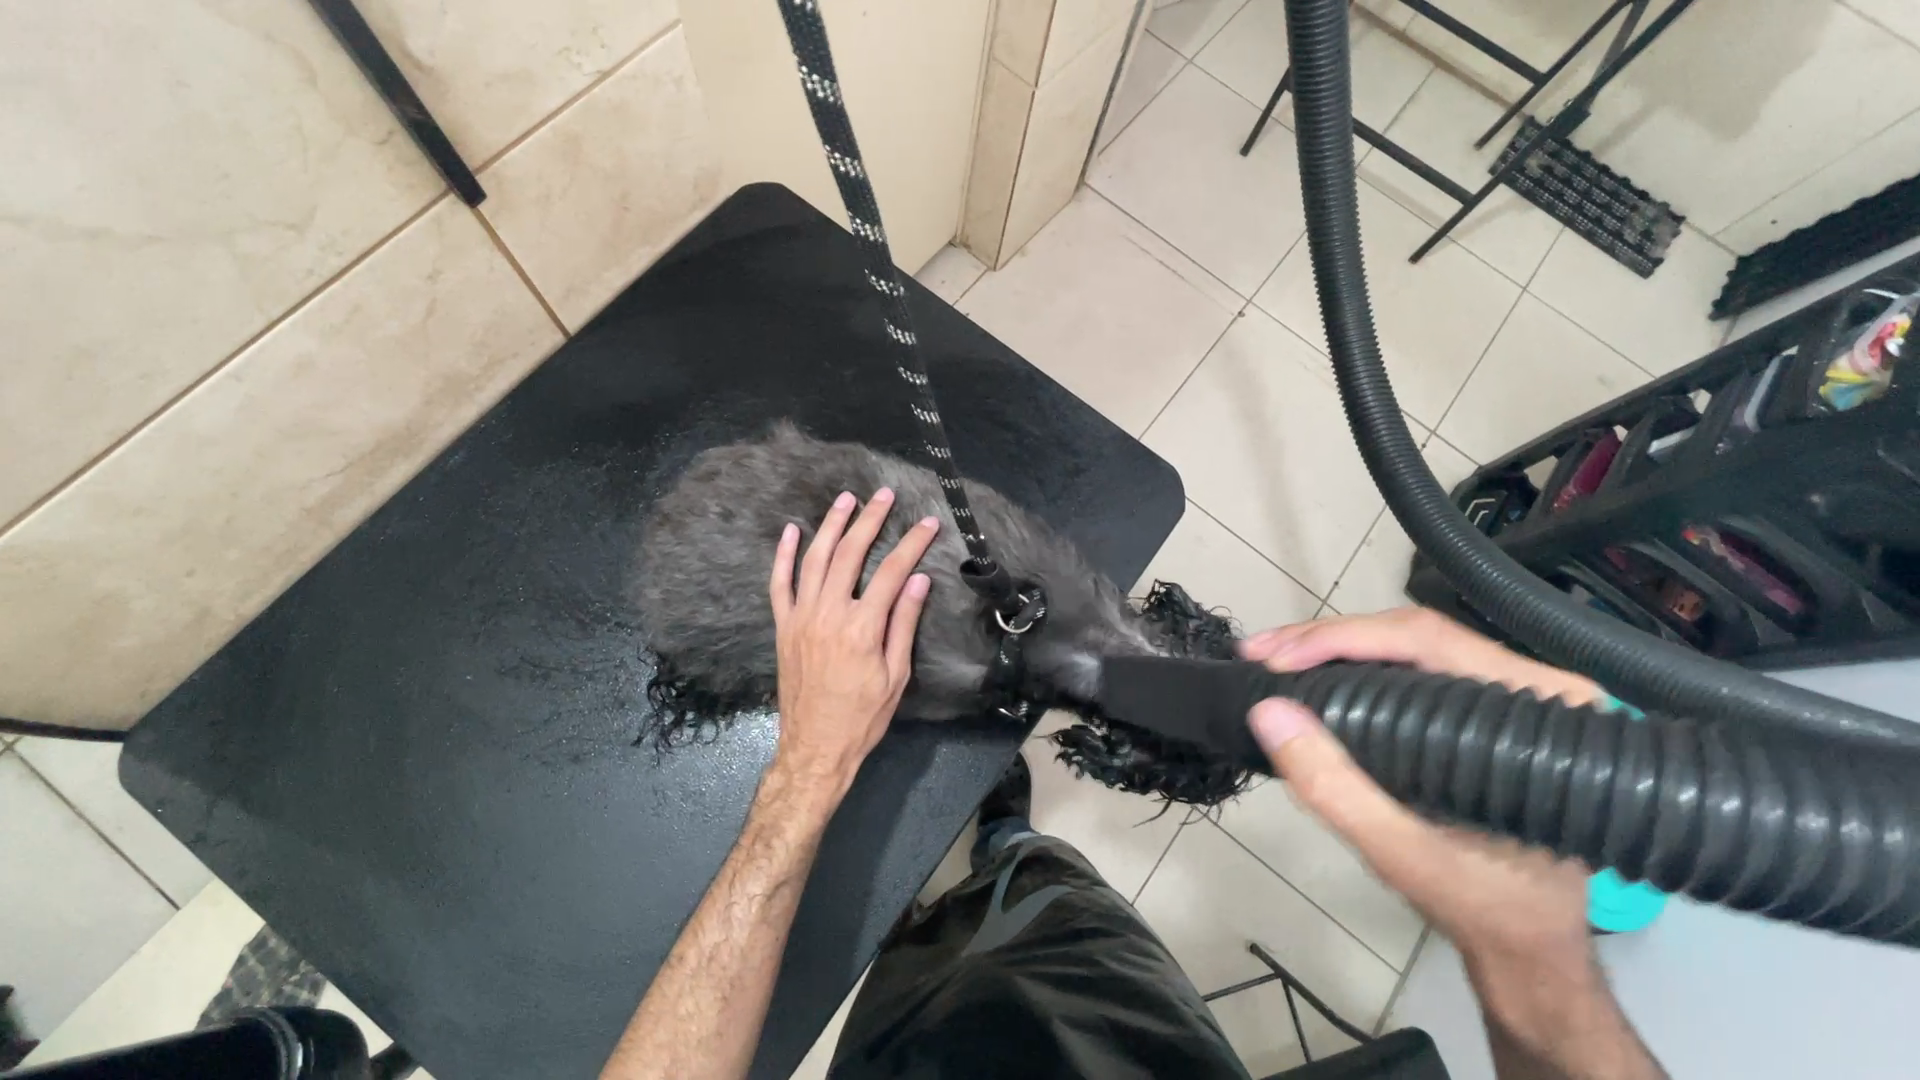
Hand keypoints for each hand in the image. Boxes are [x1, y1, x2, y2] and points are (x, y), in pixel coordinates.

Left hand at [768, 488, 938, 800]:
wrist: (815, 746)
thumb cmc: (864, 716)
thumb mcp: (896, 675)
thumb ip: (904, 623)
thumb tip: (918, 579)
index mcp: (862, 628)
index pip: (892, 572)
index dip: (912, 544)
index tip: (928, 522)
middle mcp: (828, 614)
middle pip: (850, 554)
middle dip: (870, 520)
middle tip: (884, 495)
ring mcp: (801, 618)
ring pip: (814, 560)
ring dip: (830, 526)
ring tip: (846, 500)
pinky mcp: (783, 626)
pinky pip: (779, 584)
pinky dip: (784, 555)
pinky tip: (792, 531)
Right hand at [1238, 608, 1594, 964]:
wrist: (1526, 945)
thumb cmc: (1478, 903)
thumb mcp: (1400, 853)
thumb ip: (1335, 787)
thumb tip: (1267, 711)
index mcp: (1533, 711)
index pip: (1427, 642)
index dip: (1341, 640)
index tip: (1274, 661)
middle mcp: (1531, 687)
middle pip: (1413, 634)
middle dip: (1324, 638)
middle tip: (1256, 653)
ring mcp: (1507, 693)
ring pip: (1408, 644)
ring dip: (1331, 647)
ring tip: (1270, 658)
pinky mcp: (1483, 707)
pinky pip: (1410, 666)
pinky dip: (1351, 665)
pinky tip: (1309, 672)